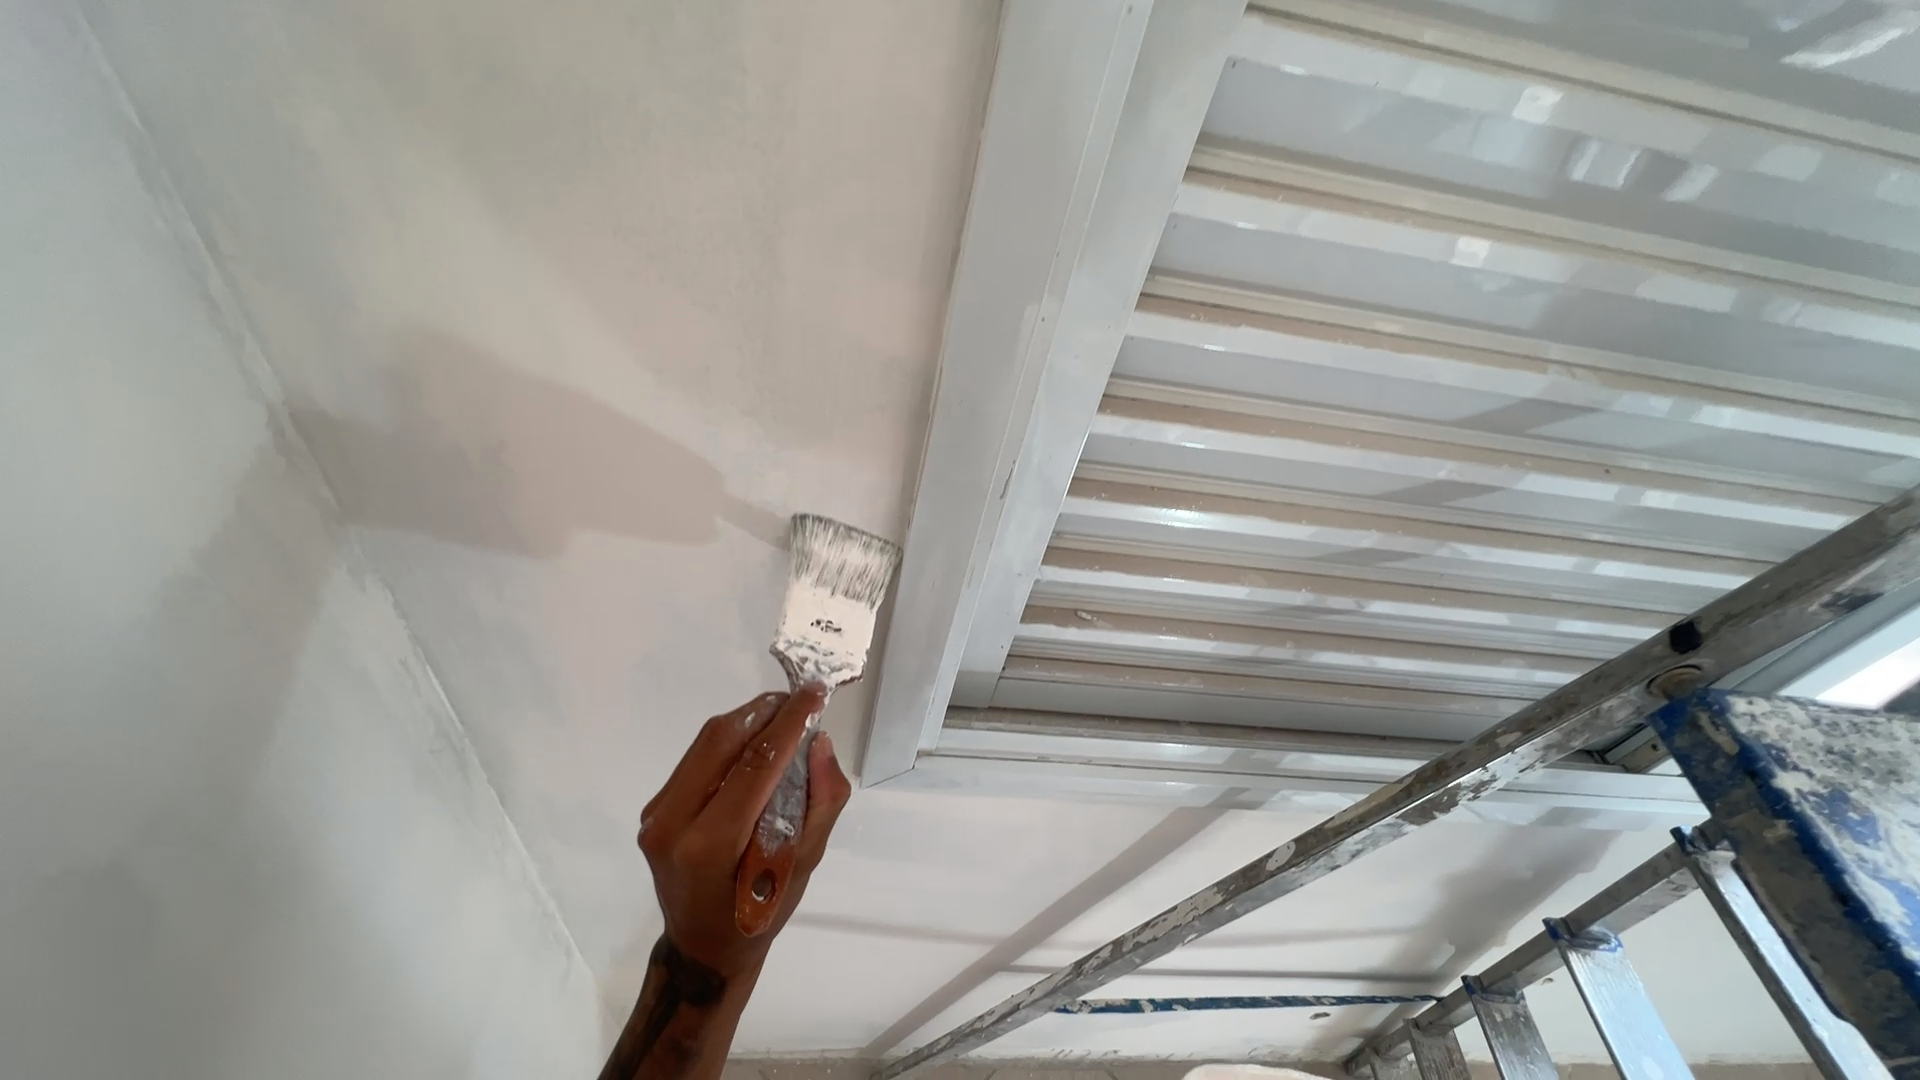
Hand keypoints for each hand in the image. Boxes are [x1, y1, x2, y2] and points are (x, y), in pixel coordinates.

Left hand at [637, 689, 851, 978]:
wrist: (703, 946)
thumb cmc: (762, 913)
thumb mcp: (806, 864)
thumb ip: (821, 802)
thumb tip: (819, 741)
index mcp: (709, 845)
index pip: (755, 765)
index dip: (789, 723)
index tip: (816, 694)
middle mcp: (672, 823)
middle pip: (722, 739)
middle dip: (767, 710)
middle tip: (802, 700)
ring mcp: (656, 813)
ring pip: (706, 740)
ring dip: (750, 718)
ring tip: (786, 714)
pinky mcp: (655, 807)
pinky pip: (698, 755)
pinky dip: (733, 737)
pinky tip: (759, 740)